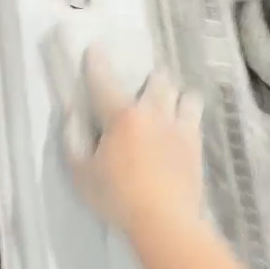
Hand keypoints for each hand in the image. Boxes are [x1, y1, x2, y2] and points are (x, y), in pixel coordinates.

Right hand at [67, 46, 205, 236]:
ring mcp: (181, 128)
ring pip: (187, 95)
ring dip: (177, 96)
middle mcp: (154, 113)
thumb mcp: (81, 172)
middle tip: (144, 86)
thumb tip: (72, 113)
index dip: (98, 63)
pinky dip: (189, 118)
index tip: (96, 48)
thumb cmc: (116, 197)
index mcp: (122, 116)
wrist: (164, 221)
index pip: (105, 81)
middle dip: (151, 78)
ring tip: (169, 107)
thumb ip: (74, 139)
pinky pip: (197, 120)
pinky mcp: (197, 146)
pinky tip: (182, 128)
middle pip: (159, 80)